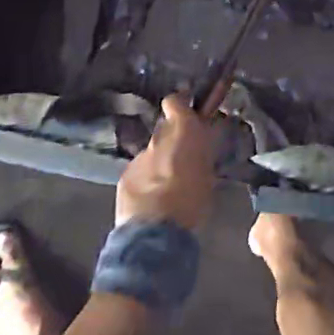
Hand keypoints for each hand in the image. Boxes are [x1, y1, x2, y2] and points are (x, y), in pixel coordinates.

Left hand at [115, 95, 216, 228]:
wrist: (155, 233)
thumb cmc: (193, 201)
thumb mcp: (209, 172)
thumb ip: (203, 152)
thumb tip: (204, 143)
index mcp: (184, 133)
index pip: (175, 101)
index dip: (180, 103)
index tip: (188, 109)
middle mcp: (158, 139)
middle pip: (164, 128)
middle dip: (173, 137)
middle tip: (183, 153)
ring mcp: (138, 158)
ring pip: (151, 152)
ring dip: (159, 160)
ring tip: (167, 181)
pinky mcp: (124, 177)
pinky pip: (139, 170)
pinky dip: (146, 178)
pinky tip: (152, 196)